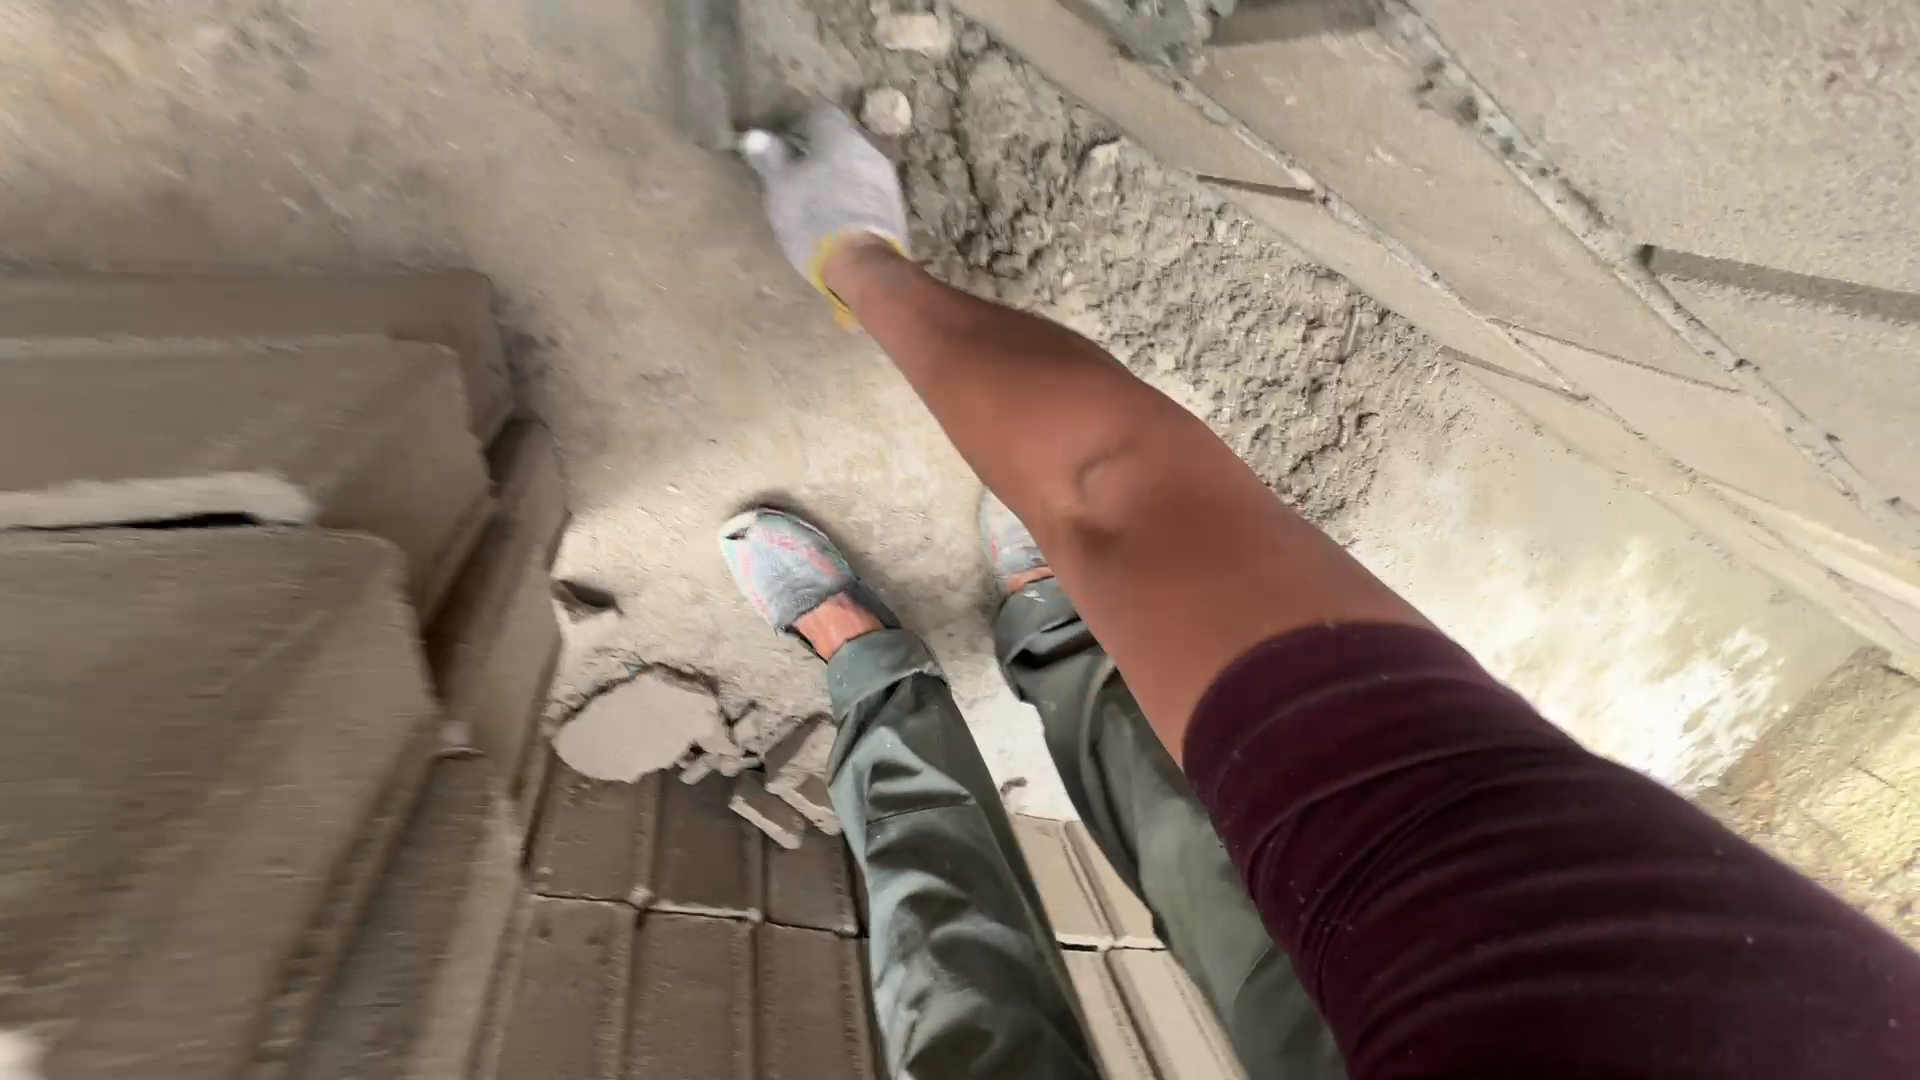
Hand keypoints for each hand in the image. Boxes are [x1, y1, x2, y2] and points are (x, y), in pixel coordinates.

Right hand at [741, 103, 908, 315]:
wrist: (864, 266)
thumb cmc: (814, 219)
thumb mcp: (781, 189)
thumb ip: (769, 160)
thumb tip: (755, 137)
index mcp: (839, 135)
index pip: (818, 114)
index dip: (799, 126)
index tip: (784, 145)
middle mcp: (869, 150)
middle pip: (842, 142)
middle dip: (821, 154)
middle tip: (799, 175)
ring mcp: (887, 182)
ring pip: (858, 169)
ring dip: (840, 179)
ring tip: (819, 200)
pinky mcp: (895, 212)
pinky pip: (869, 196)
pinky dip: (854, 200)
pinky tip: (841, 219)